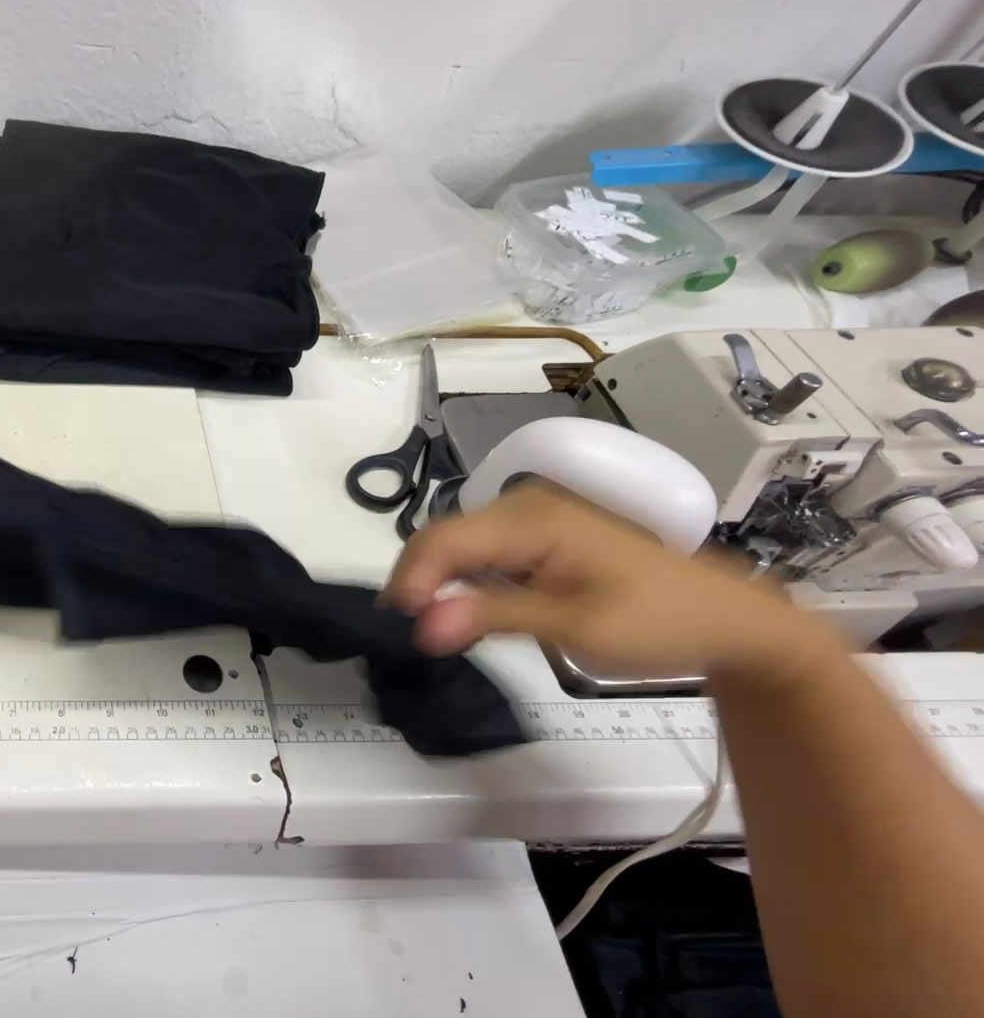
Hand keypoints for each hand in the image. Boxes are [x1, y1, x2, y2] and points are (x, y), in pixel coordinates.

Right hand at [384, 483, 845, 682]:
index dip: (412, 577)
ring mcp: (533, 518)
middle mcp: (525, 506)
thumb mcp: (578, 626)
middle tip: (411, 630)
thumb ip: (493, 618)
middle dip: (419, 580)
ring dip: (438, 581)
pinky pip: (482, 551)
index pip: (444, 539)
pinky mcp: (540, 535)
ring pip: (458, 544)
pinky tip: (464, 609)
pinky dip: (463, 580)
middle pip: (445, 536)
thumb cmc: (663, 623)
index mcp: (533, 518)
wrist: (735, 622)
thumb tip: (421, 626)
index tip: (399, 624)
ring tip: (431, 624)